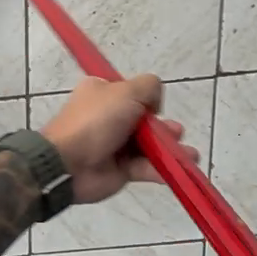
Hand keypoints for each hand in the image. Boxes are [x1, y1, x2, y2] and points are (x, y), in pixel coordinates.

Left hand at [37, 74, 196, 203]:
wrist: (69, 163)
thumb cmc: (95, 121)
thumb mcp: (125, 91)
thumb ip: (148, 86)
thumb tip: (155, 99)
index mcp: (101, 93)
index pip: (130, 92)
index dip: (145, 98)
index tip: (151, 106)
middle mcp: (107, 117)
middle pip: (145, 120)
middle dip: (165, 126)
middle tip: (174, 132)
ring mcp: (114, 144)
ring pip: (150, 145)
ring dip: (172, 148)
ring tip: (187, 153)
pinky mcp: (120, 169)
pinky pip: (147, 167)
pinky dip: (164, 168)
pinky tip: (182, 168)